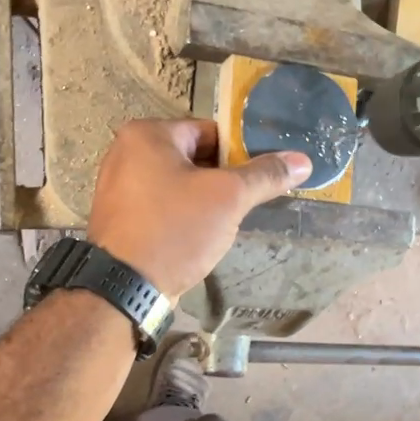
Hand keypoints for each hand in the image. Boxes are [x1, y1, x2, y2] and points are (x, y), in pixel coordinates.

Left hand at [87, 119, 311, 295]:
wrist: (125, 288)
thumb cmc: (175, 231)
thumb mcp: (228, 199)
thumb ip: (264, 176)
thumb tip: (302, 161)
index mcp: (147, 134)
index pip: (209, 132)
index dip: (238, 156)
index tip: (256, 181)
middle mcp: (125, 152)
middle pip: (193, 158)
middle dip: (220, 182)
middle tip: (240, 207)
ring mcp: (117, 187)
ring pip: (177, 185)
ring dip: (202, 202)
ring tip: (219, 227)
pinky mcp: (118, 218)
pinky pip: (160, 208)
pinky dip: (180, 218)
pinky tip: (193, 240)